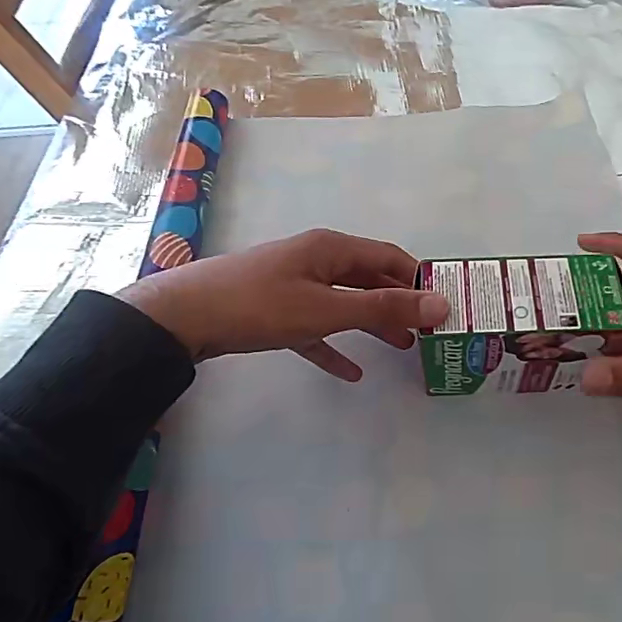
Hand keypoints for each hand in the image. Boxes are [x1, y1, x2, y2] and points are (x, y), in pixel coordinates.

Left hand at [117, 228, 447, 377]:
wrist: (180, 318)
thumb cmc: (260, 305)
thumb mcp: (327, 308)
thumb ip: (384, 308)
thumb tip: (440, 304)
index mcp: (331, 249)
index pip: (389, 257)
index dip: (419, 279)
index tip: (442, 306)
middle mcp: (315, 260)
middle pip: (369, 278)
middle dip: (399, 303)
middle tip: (426, 330)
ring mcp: (293, 285)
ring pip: (345, 303)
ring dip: (373, 323)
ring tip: (401, 347)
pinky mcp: (275, 311)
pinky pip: (316, 327)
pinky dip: (335, 345)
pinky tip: (350, 372)